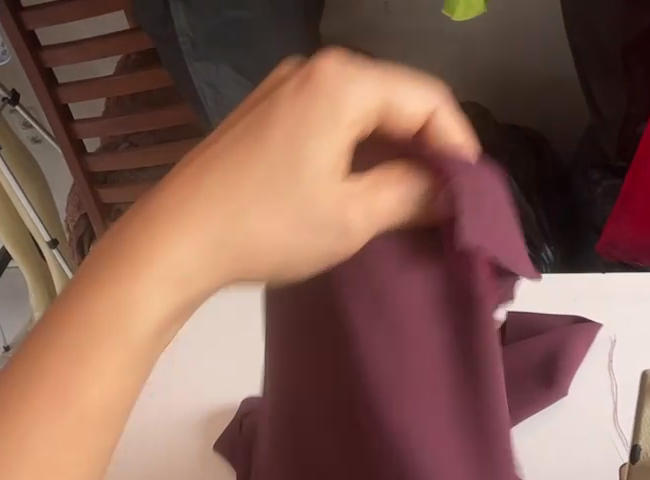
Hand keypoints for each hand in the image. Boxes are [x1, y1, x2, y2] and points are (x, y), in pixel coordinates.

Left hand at [120, 49, 479, 293]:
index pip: (427, 98)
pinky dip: (354, 154)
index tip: (472, 192)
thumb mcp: (351, 217)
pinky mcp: (262, 118)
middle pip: (394, 100)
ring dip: (390, 153)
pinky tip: (360, 189)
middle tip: (445, 200)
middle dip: (425, 149)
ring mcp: (282, 90)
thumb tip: (448, 190)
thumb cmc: (267, 227)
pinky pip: (328, 125)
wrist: (177, 240)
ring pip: (360, 114)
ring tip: (409, 202)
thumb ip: (410, 195)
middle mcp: (314, 70)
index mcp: (343, 82)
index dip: (458, 145)